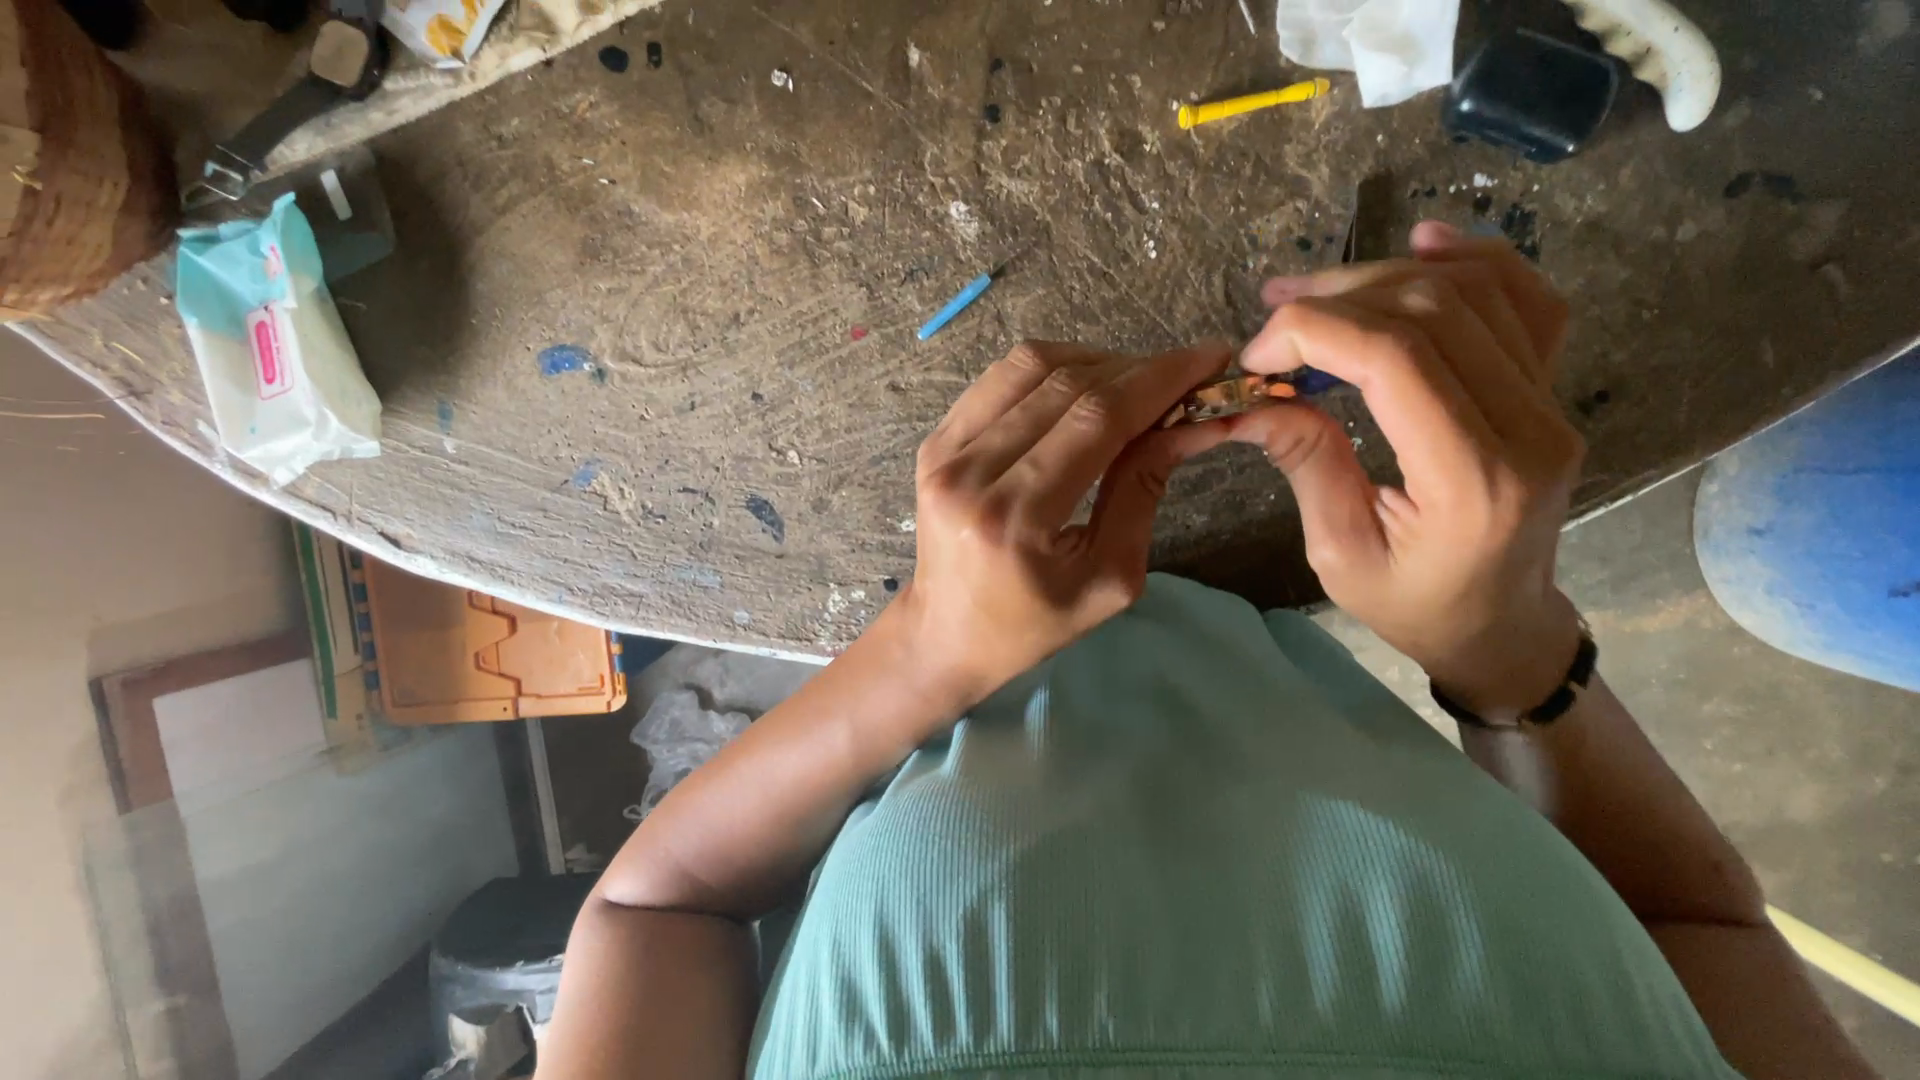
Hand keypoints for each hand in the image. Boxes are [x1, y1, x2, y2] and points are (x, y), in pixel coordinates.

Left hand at [896, 341, 1232, 704]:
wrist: (947, 636)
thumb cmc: (1033, 625)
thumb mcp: (1107, 580)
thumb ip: (1142, 494)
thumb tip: (1189, 424)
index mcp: (1015, 518)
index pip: (1097, 419)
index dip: (1159, 380)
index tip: (1210, 359)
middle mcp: (970, 473)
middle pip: (1066, 386)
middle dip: (1137, 369)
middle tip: (1183, 375)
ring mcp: (943, 452)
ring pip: (1028, 366)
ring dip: (1093, 362)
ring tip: (1134, 384)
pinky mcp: (931, 441)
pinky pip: (998, 380)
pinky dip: (1049, 371)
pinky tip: (1082, 389)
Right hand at [1230, 221, 1585, 715]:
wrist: (1500, 624)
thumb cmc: (1413, 605)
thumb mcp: (1340, 553)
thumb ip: (1306, 464)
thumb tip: (1254, 397)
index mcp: (1473, 480)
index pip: (1396, 358)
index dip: (1315, 333)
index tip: (1256, 356)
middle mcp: (1528, 426)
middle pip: (1433, 310)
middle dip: (1337, 298)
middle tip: (1271, 315)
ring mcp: (1552, 401)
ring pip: (1475, 291)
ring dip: (1383, 277)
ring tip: (1314, 291)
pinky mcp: (1551, 389)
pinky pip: (1527, 300)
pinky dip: (1473, 261)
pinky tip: (1421, 244)